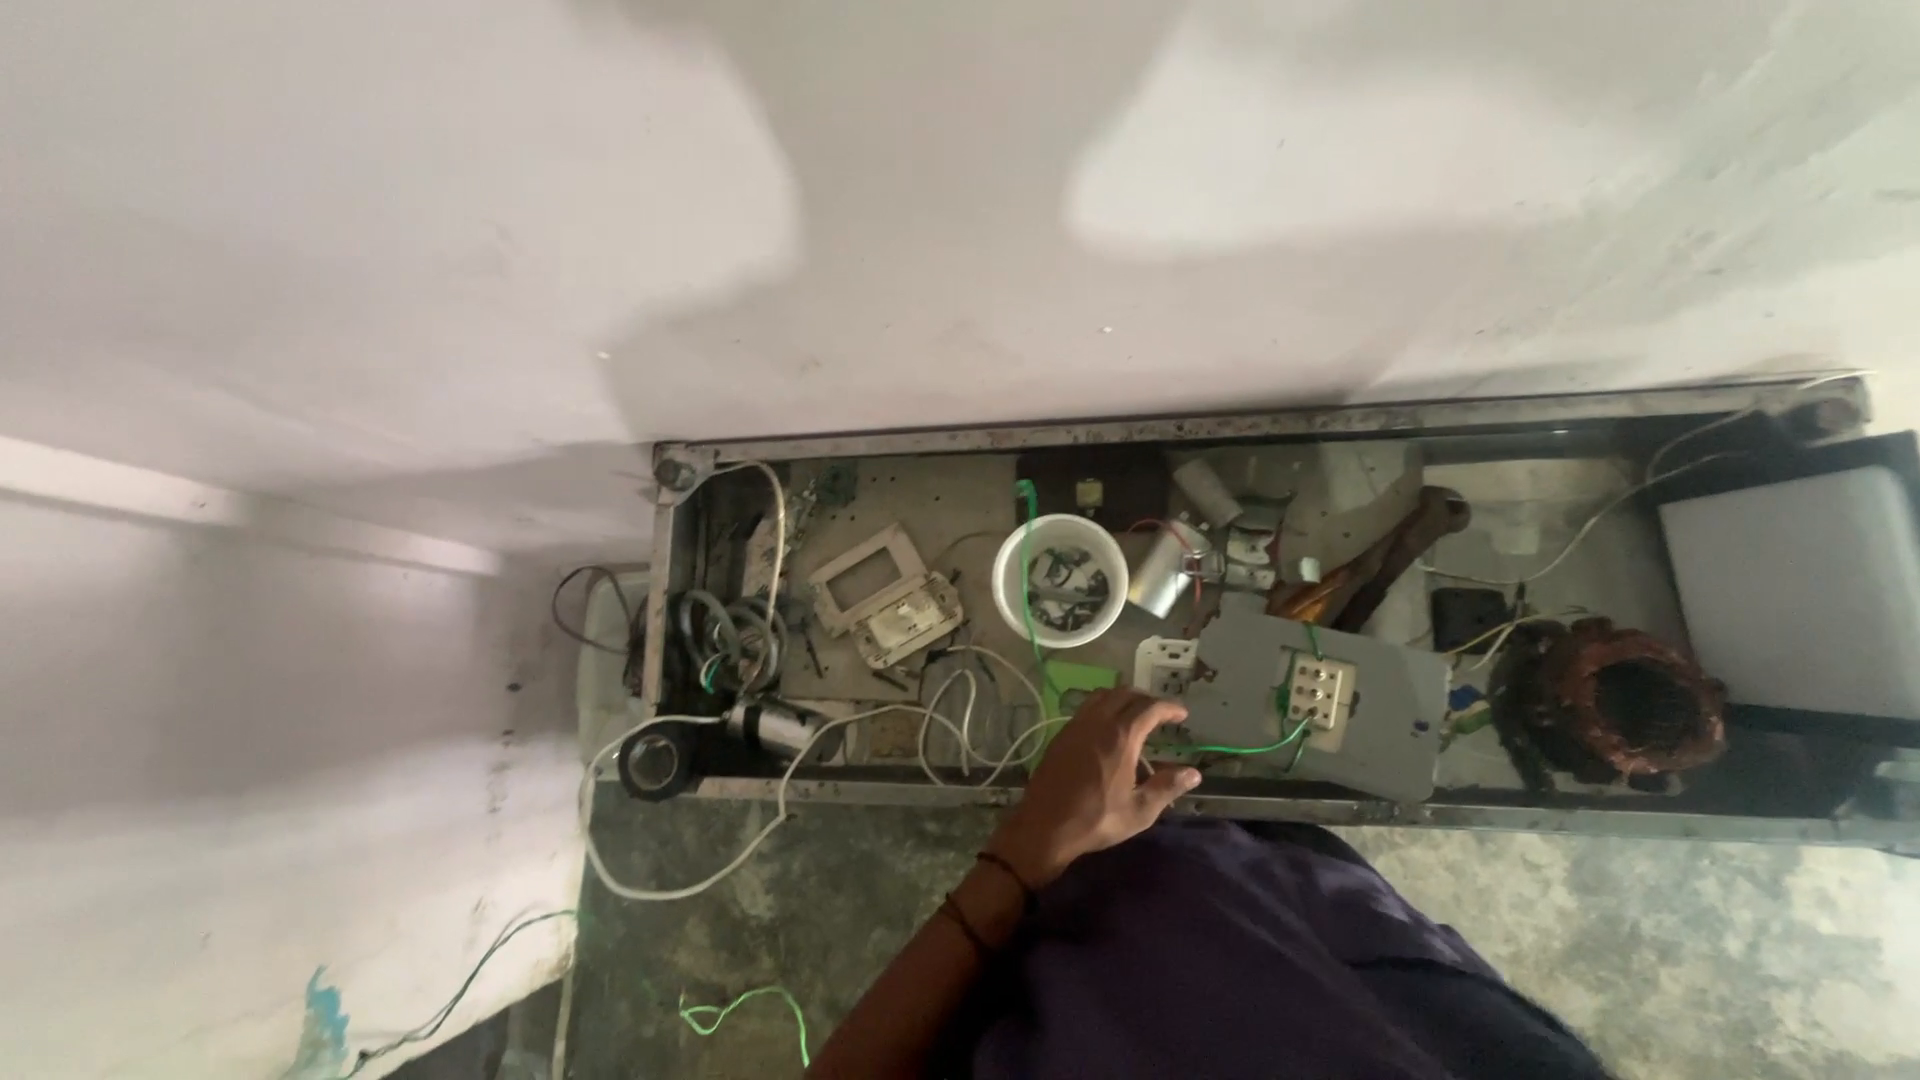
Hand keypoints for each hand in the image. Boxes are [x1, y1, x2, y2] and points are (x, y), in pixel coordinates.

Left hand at [986, 688, 1200, 886]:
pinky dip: (1103, 706)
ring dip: (1122, 698)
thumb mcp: (1140, 810)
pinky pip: (1086, 707)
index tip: (1182, 715)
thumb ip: (1167, 787)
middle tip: (1161, 714)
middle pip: (1125, 694)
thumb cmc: (1096, 819)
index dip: (1169, 708)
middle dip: (1147, 699)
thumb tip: (1193, 773)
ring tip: (1135, 714)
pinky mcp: (1061, 734)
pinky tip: (1108, 728)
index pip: (1149, 708)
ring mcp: (1076, 725)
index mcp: (1121, 737)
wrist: (1045, 825)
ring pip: (1102, 696)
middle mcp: (1098, 722)